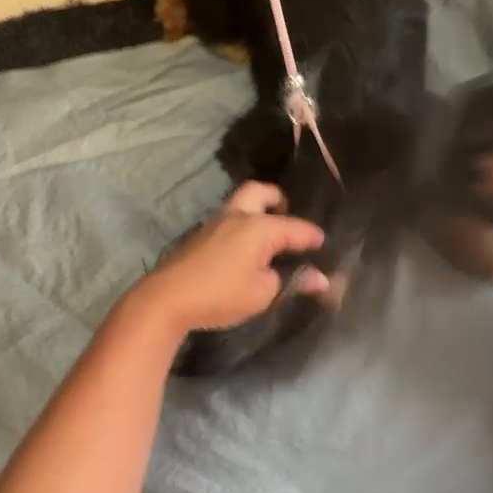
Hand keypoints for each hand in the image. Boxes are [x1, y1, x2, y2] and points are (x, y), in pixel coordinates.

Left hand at [128, 182, 328, 335]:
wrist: (166, 299)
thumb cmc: (221, 295)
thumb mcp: (263, 293)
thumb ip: (292, 281)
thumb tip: (320, 279)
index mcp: (259, 226)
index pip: (295, 227)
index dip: (313, 237)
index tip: (325, 245)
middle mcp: (237, 216)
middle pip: (261, 192)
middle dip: (278, 201)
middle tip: (288, 220)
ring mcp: (214, 223)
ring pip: (240, 204)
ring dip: (257, 213)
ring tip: (269, 239)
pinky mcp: (199, 237)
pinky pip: (227, 221)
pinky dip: (241, 227)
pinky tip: (245, 251)